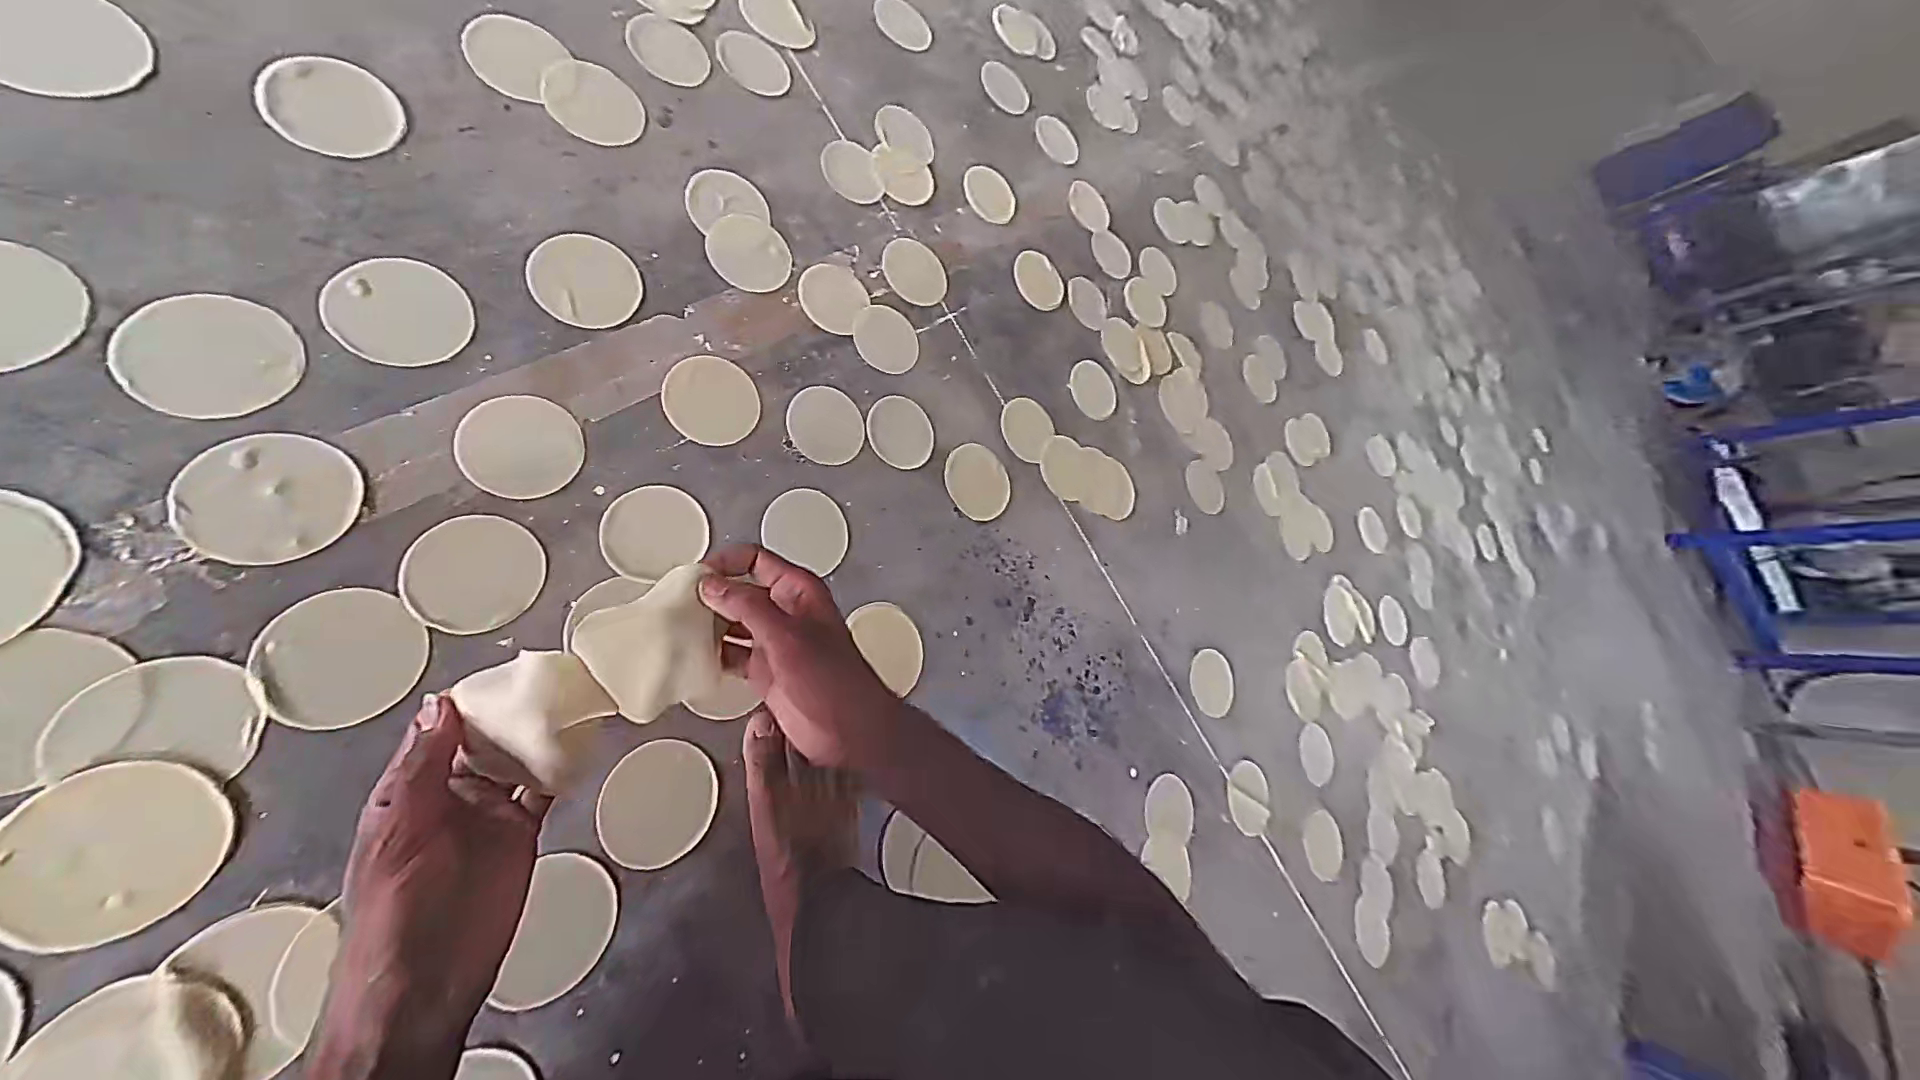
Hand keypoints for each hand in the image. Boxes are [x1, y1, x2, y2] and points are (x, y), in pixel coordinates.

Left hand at [311, 696, 550, 1078]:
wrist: (427, 984)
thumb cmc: (397, 912)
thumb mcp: (399, 832)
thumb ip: (422, 768)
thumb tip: (441, 705)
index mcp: (414, 788)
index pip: (443, 730)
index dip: (472, 699)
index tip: (506, 670)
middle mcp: (454, 792)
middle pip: (489, 738)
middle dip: (515, 710)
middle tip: (554, 677)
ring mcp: (491, 811)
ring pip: (520, 758)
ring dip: (542, 733)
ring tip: (575, 701)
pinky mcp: (523, 829)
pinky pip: (545, 787)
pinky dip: (563, 766)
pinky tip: (581, 744)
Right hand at [699, 544, 904, 770]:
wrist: (848, 729)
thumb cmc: (833, 679)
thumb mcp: (787, 636)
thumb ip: (749, 607)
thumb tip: (712, 585)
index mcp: (798, 592)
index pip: (756, 560)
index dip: (726, 563)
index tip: (697, 575)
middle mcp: (785, 612)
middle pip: (739, 591)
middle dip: (710, 596)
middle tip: (678, 605)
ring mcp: (774, 641)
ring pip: (732, 623)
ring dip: (707, 626)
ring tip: (678, 629)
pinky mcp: (765, 670)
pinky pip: (732, 654)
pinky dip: (713, 654)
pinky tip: (694, 657)